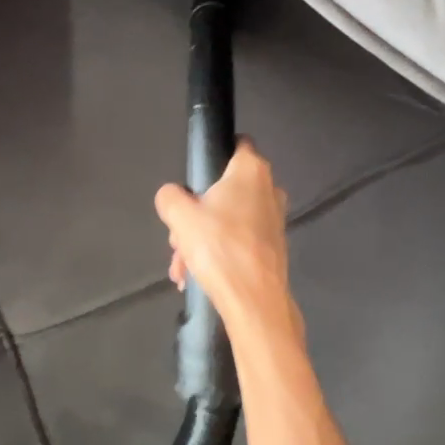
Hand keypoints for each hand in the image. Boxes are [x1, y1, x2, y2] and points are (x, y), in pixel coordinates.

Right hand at [156, 141, 297, 331]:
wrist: (254, 301)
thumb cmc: (220, 247)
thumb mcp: (180, 217)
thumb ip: (170, 197)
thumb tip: (172, 196)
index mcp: (251, 170)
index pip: (236, 143)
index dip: (214, 154)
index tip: (195, 177)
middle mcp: (269, 189)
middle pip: (223, 189)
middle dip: (195, 213)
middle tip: (178, 238)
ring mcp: (274, 219)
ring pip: (227, 218)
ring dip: (201, 238)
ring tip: (182, 267)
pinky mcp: (273, 246)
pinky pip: (238, 240)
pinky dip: (218, 253)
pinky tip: (196, 276)